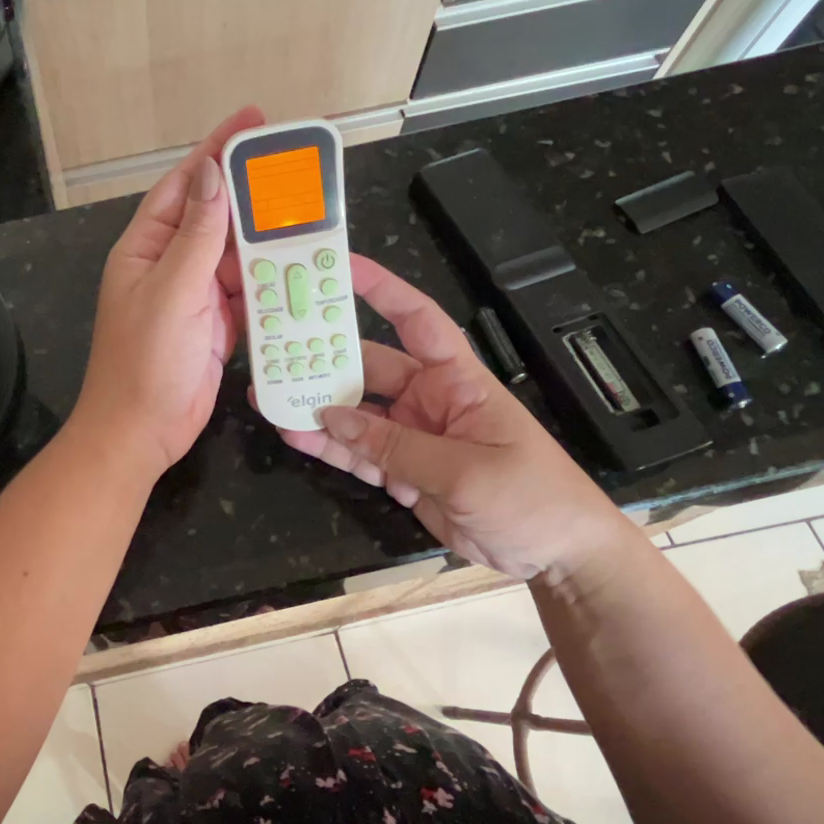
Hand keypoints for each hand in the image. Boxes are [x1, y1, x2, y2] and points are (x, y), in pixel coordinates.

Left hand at [70, 106, 266, 478]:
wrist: (141, 432)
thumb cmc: (144, 362)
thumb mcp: (170, 293)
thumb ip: (196, 235)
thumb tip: (211, 173)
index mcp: (146, 249)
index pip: (185, 186)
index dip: (216, 151)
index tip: (252, 121)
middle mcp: (170, 265)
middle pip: (215, 216)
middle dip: (252, 192)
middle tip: (296, 167)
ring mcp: (194, 296)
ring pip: (235, 254)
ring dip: (267, 238)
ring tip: (308, 213)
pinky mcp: (216, 324)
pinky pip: (247, 291)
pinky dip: (270, 280)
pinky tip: (298, 267)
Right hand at [275, 255, 641, 580]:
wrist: (555, 554)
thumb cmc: (531, 497)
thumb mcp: (466, 470)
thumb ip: (396, 446)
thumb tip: (333, 419)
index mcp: (457, 381)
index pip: (417, 321)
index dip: (382, 290)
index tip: (340, 268)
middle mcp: (429, 400)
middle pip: (369, 369)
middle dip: (325, 358)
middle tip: (277, 348)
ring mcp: (412, 438)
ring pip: (354, 414)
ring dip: (315, 406)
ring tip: (268, 395)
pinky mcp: (401, 473)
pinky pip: (357, 453)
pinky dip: (326, 446)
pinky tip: (293, 434)